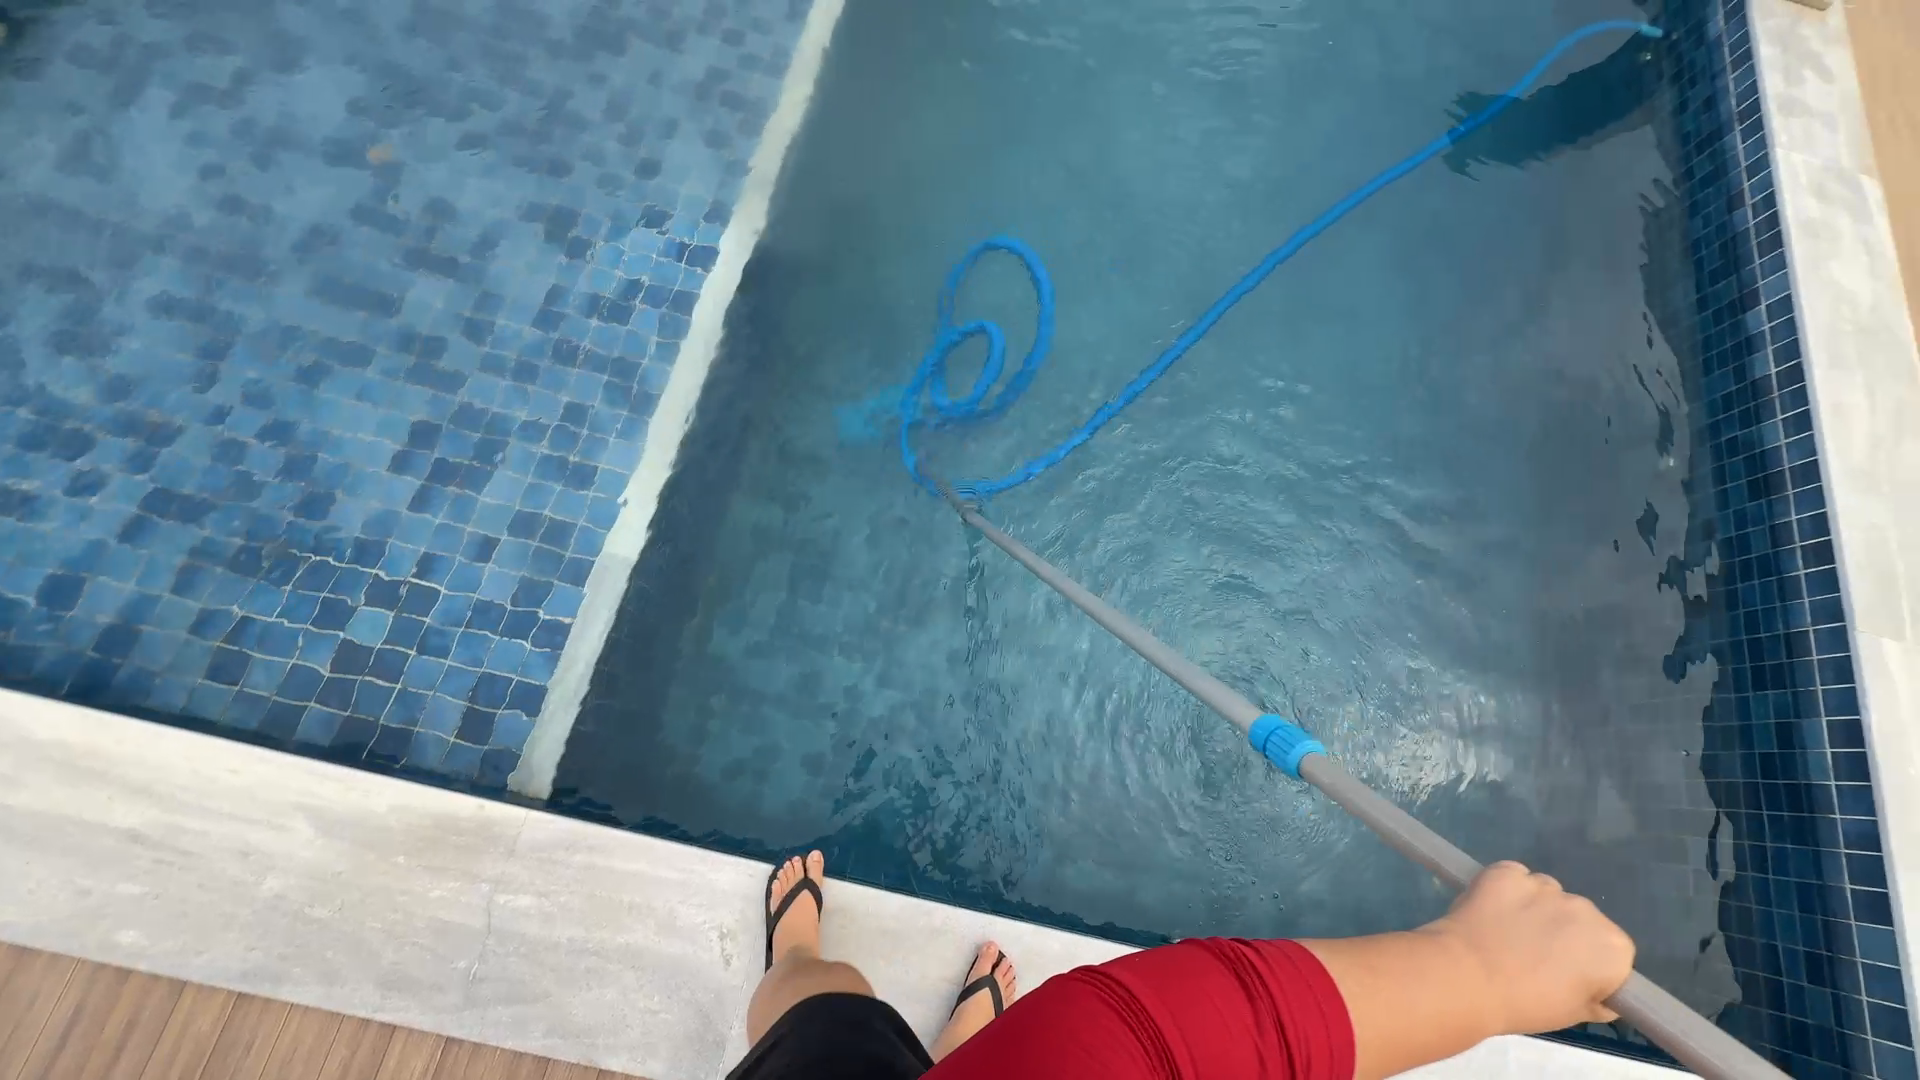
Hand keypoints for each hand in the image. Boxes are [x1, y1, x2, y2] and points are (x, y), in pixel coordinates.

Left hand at [1422, 861, 1635, 1034]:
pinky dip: (1505, 887)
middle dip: (1561, 929)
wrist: (1470, 976)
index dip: (1588, 961)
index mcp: (1614, 947)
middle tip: (1534, 950)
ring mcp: (1542, 885)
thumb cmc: (1530, 1003)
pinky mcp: (1505, 871)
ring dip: (1533, 905)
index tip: (1567, 972)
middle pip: (1578, 915)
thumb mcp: (1582, 1012)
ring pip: (1545, 892)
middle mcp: (1585, 909)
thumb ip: (1599, 992)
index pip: (1610, 949)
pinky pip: (1513, 874)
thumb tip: (1595, 983)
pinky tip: (1492, 906)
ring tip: (1507, 929)